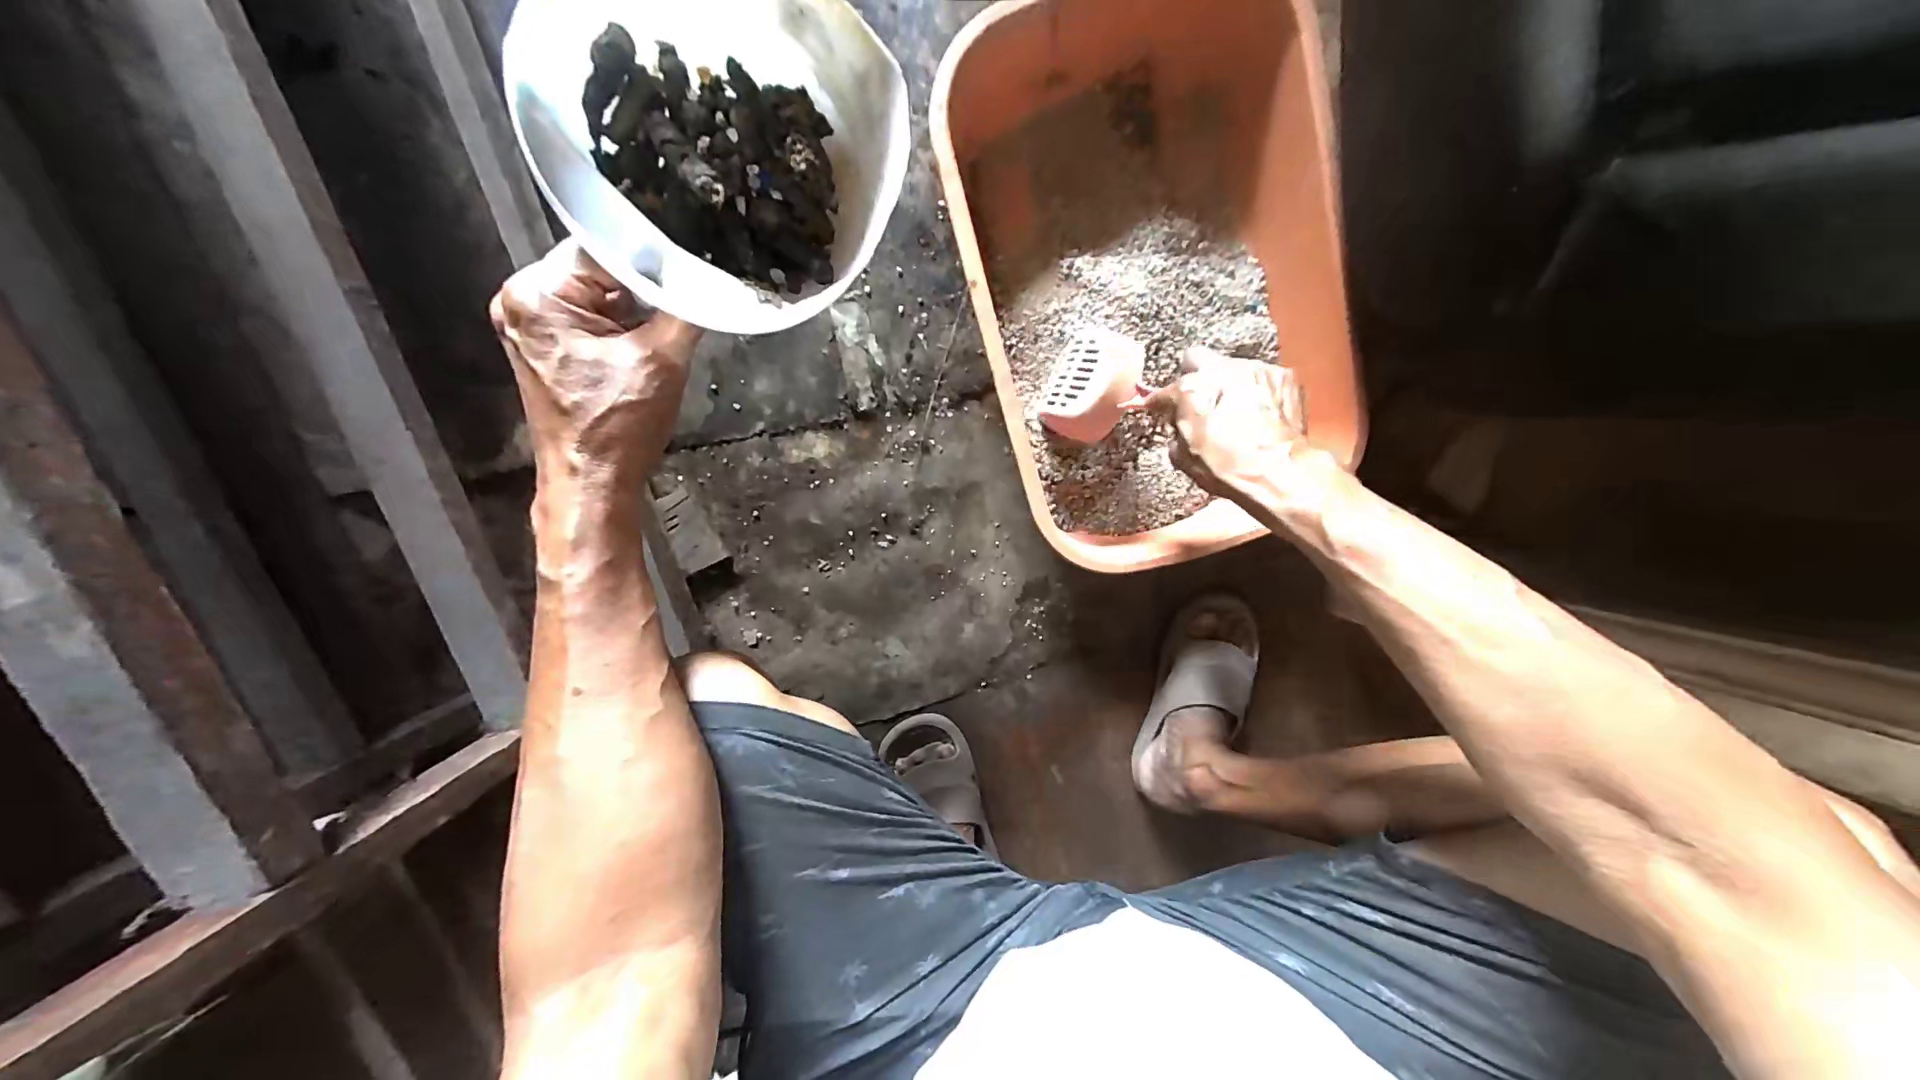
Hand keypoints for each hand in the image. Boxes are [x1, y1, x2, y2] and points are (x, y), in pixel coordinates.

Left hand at [490, 241, 700, 484]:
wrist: (593, 484)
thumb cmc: (614, 432)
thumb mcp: (663, 361)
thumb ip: (686, 310)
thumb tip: (707, 279)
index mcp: (536, 296)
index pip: (605, 250)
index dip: (653, 263)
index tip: (689, 274)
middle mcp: (525, 304)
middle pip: (602, 271)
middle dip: (645, 293)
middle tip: (675, 317)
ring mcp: (538, 328)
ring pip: (604, 297)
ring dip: (639, 314)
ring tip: (658, 345)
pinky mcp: (554, 349)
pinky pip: (599, 321)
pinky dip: (628, 331)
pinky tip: (646, 354)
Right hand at [1145, 347, 1329, 508]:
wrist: (1279, 475)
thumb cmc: (1230, 469)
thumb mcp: (1184, 456)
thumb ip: (1173, 428)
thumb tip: (1174, 420)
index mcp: (1193, 388)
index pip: (1166, 388)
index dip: (1161, 401)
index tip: (1161, 408)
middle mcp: (1224, 369)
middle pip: (1199, 360)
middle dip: (1195, 379)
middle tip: (1198, 404)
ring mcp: (1257, 369)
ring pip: (1232, 367)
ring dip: (1227, 385)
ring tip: (1232, 412)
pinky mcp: (1284, 376)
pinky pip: (1259, 377)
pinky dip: (1254, 391)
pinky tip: (1256, 414)